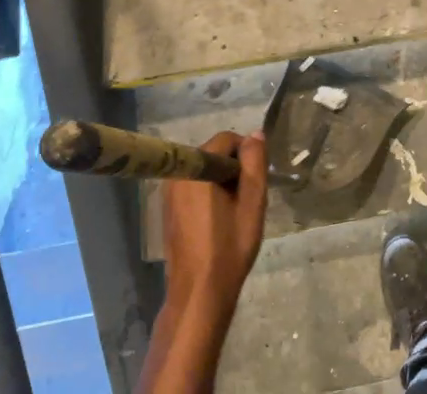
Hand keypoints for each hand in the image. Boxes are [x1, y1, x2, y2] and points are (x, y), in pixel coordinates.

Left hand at [162, 130, 268, 315]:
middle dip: (234, 167)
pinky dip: (209, 193)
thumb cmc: (229, 247)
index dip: (246, 152)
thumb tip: (255, 134)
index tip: (258, 176)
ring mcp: (168, 194)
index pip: (225, 139)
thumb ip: (254, 163)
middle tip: (250, 195)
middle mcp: (176, 175)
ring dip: (222, 180)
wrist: (199, 293)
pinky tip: (220, 219)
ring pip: (203, 170)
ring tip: (237, 209)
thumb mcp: (252, 203)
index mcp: (195, 169)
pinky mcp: (168, 210)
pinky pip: (193, 187)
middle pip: (212, 153)